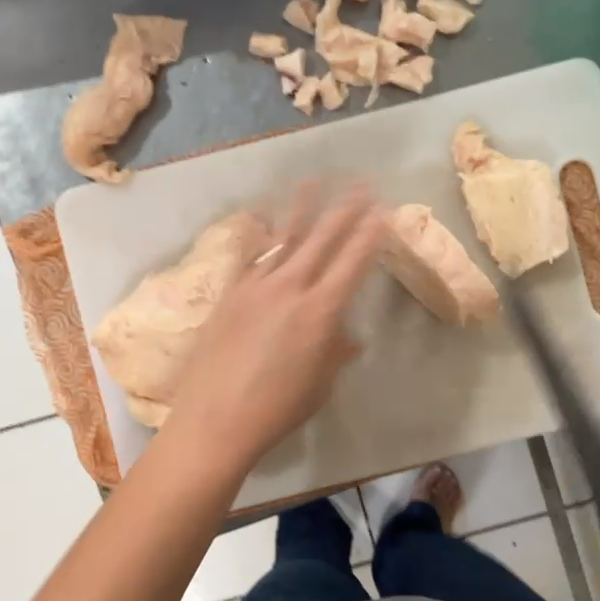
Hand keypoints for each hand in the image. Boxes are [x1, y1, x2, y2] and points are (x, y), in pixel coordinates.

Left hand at [162, 186, 383, 468]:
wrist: (215, 419)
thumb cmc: (277, 410)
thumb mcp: (319, 385)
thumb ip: (334, 353)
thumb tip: (348, 337)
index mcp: (321, 311)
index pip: (353, 262)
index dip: (371, 234)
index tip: (384, 210)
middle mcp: (290, 288)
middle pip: (322, 238)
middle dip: (344, 209)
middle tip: (360, 184)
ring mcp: (255, 286)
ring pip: (283, 237)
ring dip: (302, 208)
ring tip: (314, 181)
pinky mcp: (228, 293)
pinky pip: (246, 254)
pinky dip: (256, 232)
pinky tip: (259, 216)